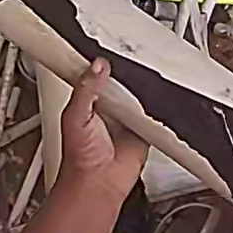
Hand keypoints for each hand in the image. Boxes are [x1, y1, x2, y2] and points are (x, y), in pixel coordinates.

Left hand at [59, 57, 149, 197]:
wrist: (98, 183)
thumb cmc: (80, 156)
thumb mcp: (75, 116)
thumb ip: (85, 89)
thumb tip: (98, 66)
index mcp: (88, 99)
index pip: (96, 73)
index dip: (103, 62)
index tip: (110, 49)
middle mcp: (108, 106)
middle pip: (121, 81)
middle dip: (127, 73)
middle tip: (134, 60)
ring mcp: (126, 116)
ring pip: (138, 94)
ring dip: (143, 89)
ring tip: (148, 77)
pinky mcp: (144, 128)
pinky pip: (154, 114)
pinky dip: (157, 108)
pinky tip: (158, 100)